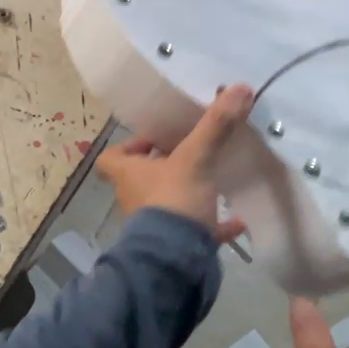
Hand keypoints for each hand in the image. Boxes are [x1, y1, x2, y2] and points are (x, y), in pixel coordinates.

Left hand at [95, 84, 252, 244]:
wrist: (176, 260)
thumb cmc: (173, 201)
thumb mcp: (195, 158)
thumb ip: (215, 126)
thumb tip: (239, 88)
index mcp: (127, 174)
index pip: (109, 158)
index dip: (127, 147)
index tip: (154, 138)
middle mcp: (134, 197)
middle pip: (141, 178)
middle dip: (163, 166)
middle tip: (190, 153)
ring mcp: (154, 223)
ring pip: (167, 203)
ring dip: (186, 193)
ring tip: (213, 180)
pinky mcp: (176, 244)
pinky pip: (195, 230)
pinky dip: (213, 225)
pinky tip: (238, 220)